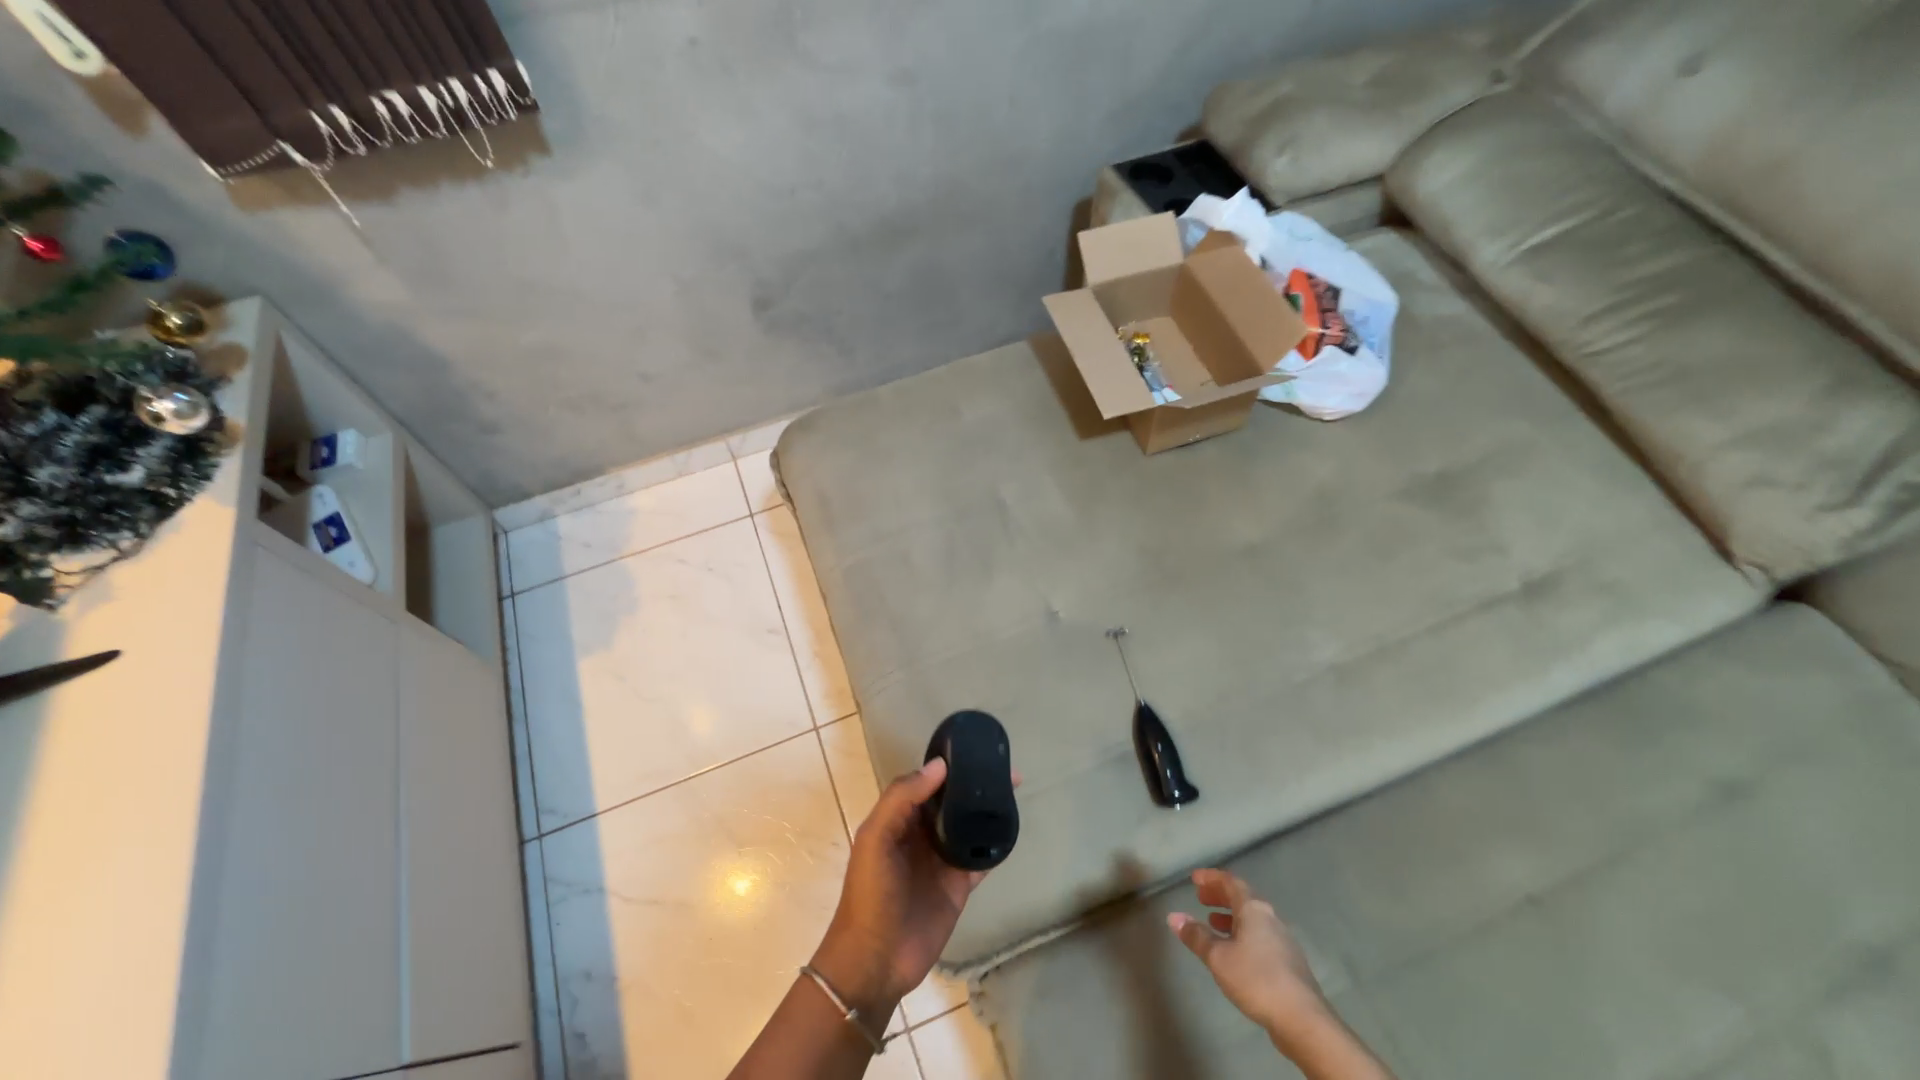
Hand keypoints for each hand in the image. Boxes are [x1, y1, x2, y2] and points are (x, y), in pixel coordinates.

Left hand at [809, 758, 1011, 1026]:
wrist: (876, 960)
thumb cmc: (870, 895)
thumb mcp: (876, 839)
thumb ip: (902, 799)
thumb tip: (939, 765)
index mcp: (896, 821)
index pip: (925, 784)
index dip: (947, 767)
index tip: (974, 751)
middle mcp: (920, 836)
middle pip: (951, 803)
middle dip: (974, 786)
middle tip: (1006, 769)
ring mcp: (941, 862)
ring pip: (968, 827)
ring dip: (988, 810)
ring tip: (1014, 790)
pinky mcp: (959, 887)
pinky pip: (981, 860)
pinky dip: (995, 845)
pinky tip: (1012, 829)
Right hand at [1167, 868, 1334, 1052]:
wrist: (1301, 1017)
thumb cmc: (1255, 979)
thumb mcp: (1218, 957)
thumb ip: (1196, 936)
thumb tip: (1173, 917)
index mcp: (1254, 910)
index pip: (1231, 883)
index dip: (1211, 878)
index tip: (1194, 877)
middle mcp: (1271, 919)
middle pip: (1243, 899)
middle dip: (1220, 896)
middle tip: (1200, 897)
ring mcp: (1283, 940)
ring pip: (1252, 919)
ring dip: (1230, 916)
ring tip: (1212, 922)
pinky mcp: (1287, 961)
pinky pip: (1260, 936)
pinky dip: (1242, 934)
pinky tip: (1234, 951)